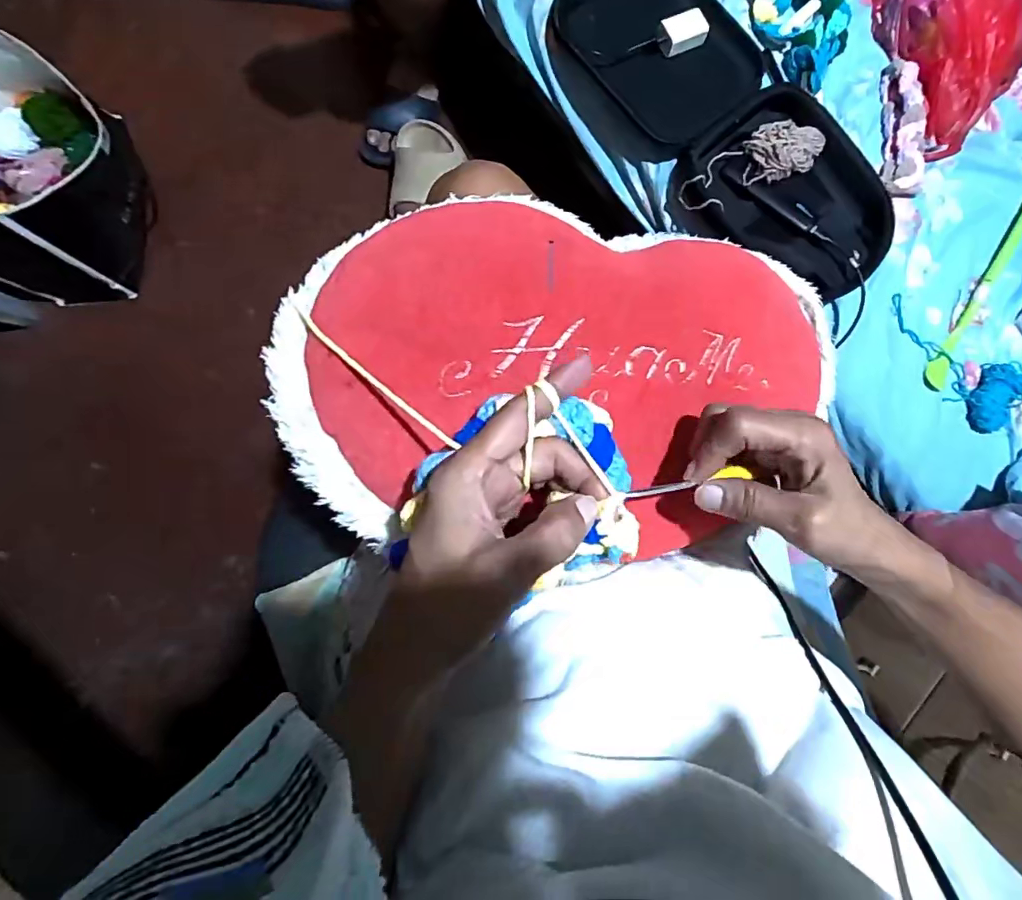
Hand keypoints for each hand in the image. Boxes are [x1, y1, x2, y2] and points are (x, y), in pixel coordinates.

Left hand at [386, 356, 610, 666]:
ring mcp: (485, 501)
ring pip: (542, 478)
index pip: (516, 419)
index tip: (585, 364)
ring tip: (597, 520)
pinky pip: (536, 501)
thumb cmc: (448, 610)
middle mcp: (476, 479)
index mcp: (467, 476)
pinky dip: (560, 510)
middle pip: (539, 454)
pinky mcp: (494, 523)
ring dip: (572, 492)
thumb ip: (554, 535)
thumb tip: (590, 506)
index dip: (552, 390)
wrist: (415, 657)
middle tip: (606, 509)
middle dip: (577, 472)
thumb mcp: (505, 574)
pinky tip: (578, 527)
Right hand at [682, 406, 912, 576]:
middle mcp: (791, 423)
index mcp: (802, 433)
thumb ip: (750, 503)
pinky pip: (738, 446)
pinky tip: (725, 487)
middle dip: (707, 446)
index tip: (694, 484)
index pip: (740, 423)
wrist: (871, 546)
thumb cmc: (843, 533)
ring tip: (709, 487)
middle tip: (697, 483)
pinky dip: (723, 463)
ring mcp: (783, 434)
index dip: (711, 449)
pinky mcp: (777, 449)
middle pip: (730, 415)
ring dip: (712, 455)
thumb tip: (700, 492)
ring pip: (729, 428)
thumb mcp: (798, 522)